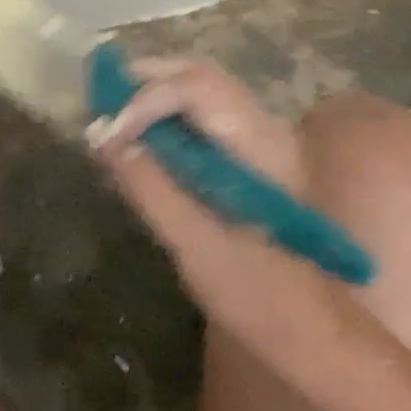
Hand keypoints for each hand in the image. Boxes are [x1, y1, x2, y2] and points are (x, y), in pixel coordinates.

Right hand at [90, 57, 365, 363]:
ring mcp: (265, 146)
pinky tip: (143, 146)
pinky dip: (170, 123)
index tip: (104, 133)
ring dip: (156, 98)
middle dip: (147, 83)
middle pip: (201, 77)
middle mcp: (268, 131)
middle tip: (97, 102)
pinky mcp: (254, 166)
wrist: (313, 332)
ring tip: (112, 119)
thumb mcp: (196, 246)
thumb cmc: (258, 297)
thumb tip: (106, 139)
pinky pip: (207, 124)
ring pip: (204, 96)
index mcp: (261, 146)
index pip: (196, 87)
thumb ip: (152, 187)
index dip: (144, 99)